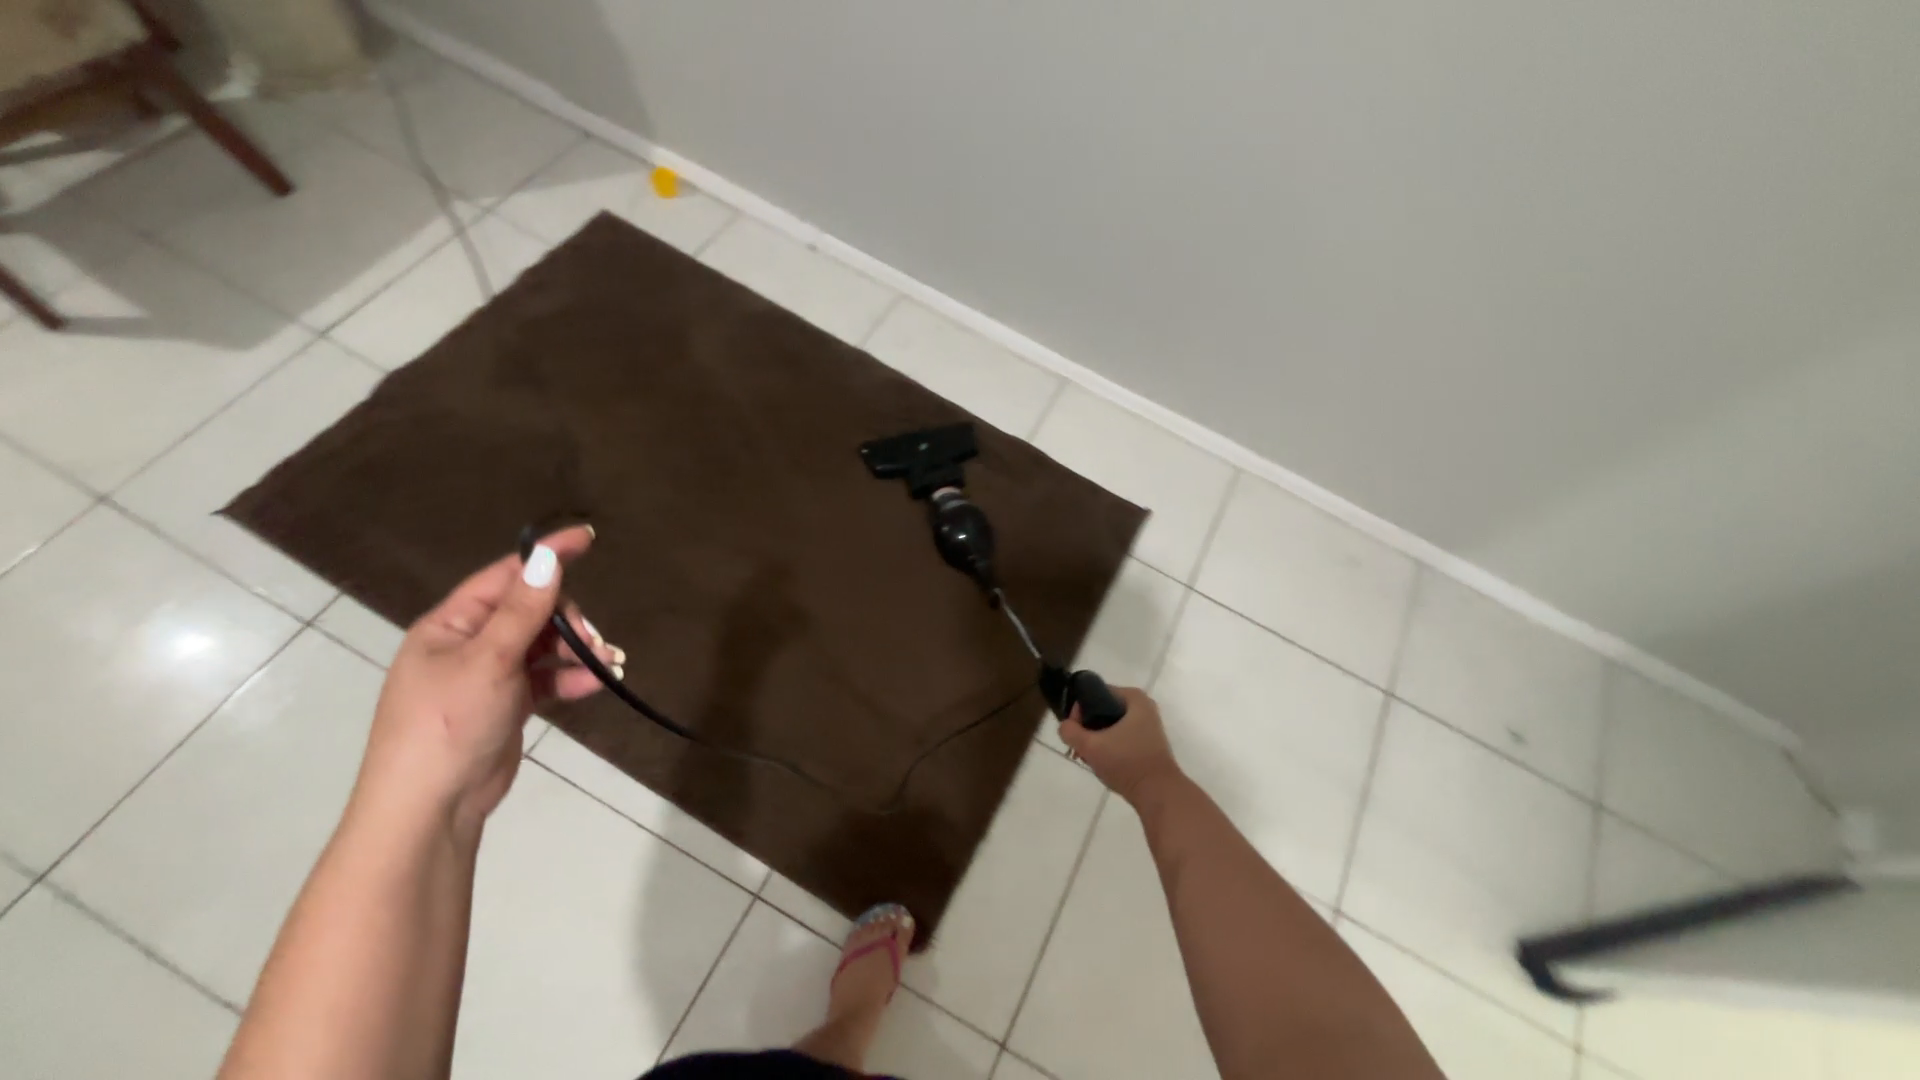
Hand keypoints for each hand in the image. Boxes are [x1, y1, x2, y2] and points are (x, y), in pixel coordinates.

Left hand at [353, 525, 622, 836]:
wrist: (430, 806)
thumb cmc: (448, 723)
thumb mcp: (488, 661)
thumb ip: (523, 611)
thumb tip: (547, 559)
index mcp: (450, 625)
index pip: (505, 576)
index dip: (546, 556)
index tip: (588, 539)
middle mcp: (468, 644)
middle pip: (530, 611)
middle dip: (566, 619)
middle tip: (588, 640)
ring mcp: (488, 676)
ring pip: (542, 646)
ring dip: (574, 650)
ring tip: (605, 663)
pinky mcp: (506, 705)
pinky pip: (545, 679)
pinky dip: (569, 678)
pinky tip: (594, 684)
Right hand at [1057, 686, 1182, 805]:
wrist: (1158, 793)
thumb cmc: (1126, 763)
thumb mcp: (1090, 746)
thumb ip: (1070, 732)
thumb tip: (1066, 726)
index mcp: (1134, 698)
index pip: (1095, 693)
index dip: (1079, 710)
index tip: (1074, 731)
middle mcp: (1144, 707)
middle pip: (1103, 710)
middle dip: (1088, 728)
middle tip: (1079, 747)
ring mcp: (1148, 726)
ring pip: (1111, 726)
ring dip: (1097, 740)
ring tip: (1088, 758)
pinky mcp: (1149, 744)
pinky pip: (1121, 738)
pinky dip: (1110, 748)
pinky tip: (1102, 763)